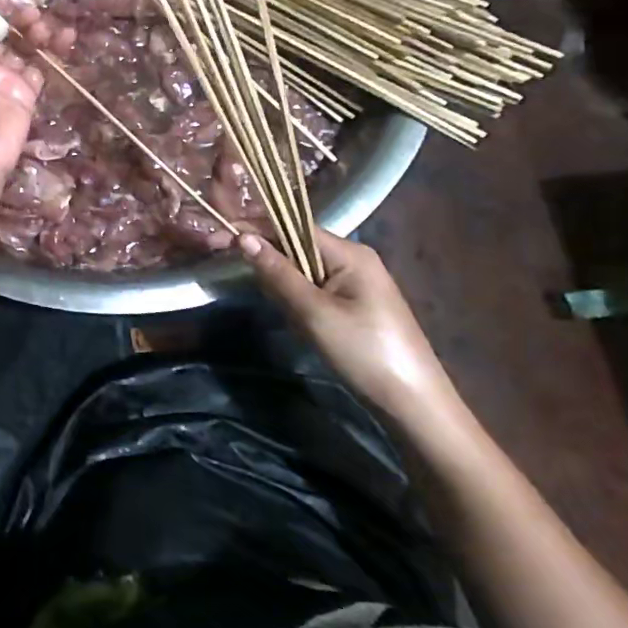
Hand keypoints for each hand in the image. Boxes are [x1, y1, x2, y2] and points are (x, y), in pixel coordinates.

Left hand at [0, 9, 42, 200]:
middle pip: (1, 35)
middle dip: (17, 21)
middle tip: (32, 15)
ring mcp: (2, 82)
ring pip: (22, 49)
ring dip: (35, 34)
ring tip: (47, 29)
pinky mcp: (24, 97)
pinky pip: (39, 69)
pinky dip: (50, 54)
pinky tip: (63, 40)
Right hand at [239, 229, 461, 422]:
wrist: (412, 401)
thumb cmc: (363, 350)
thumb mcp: (313, 311)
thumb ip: (277, 273)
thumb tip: (243, 238)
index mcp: (349, 253)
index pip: (292, 226)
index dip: (253, 228)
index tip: (215, 239)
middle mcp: (354, 259)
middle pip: (295, 244)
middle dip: (264, 256)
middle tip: (225, 265)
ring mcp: (356, 282)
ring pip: (301, 268)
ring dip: (280, 281)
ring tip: (271, 303)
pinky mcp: (354, 303)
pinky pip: (313, 286)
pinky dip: (294, 296)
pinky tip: (291, 314)